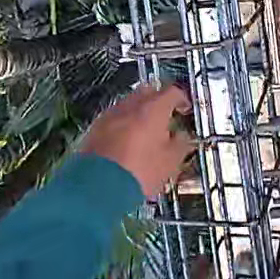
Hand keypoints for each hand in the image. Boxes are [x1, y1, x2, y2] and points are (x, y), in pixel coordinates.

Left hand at [78, 82, 194, 197]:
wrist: (98, 186)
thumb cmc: (138, 172)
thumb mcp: (170, 162)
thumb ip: (180, 144)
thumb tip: (182, 139)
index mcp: (153, 108)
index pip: (173, 92)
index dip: (182, 99)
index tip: (184, 108)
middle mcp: (131, 105)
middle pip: (148, 92)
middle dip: (159, 101)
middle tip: (166, 117)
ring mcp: (111, 114)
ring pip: (129, 104)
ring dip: (139, 112)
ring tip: (146, 132)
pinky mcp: (95, 127)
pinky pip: (115, 118)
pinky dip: (123, 124)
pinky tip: (127, 141)